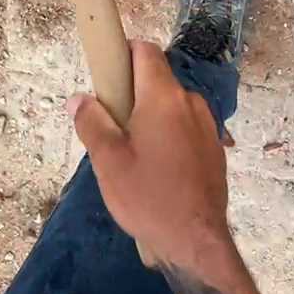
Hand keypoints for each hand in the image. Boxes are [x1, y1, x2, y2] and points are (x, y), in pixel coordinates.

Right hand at [69, 41, 234, 272]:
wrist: (197, 242)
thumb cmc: (149, 197)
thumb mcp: (108, 161)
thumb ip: (92, 122)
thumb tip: (79, 99)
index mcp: (163, 97)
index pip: (145, 50)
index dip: (124, 52)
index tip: (106, 73)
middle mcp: (190, 102)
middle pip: (157, 79)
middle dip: (133, 93)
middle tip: (112, 125)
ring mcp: (207, 124)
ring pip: (171, 105)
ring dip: (151, 116)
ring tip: (133, 152)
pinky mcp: (214, 147)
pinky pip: (185, 126)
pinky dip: (169, 134)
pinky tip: (158, 168)